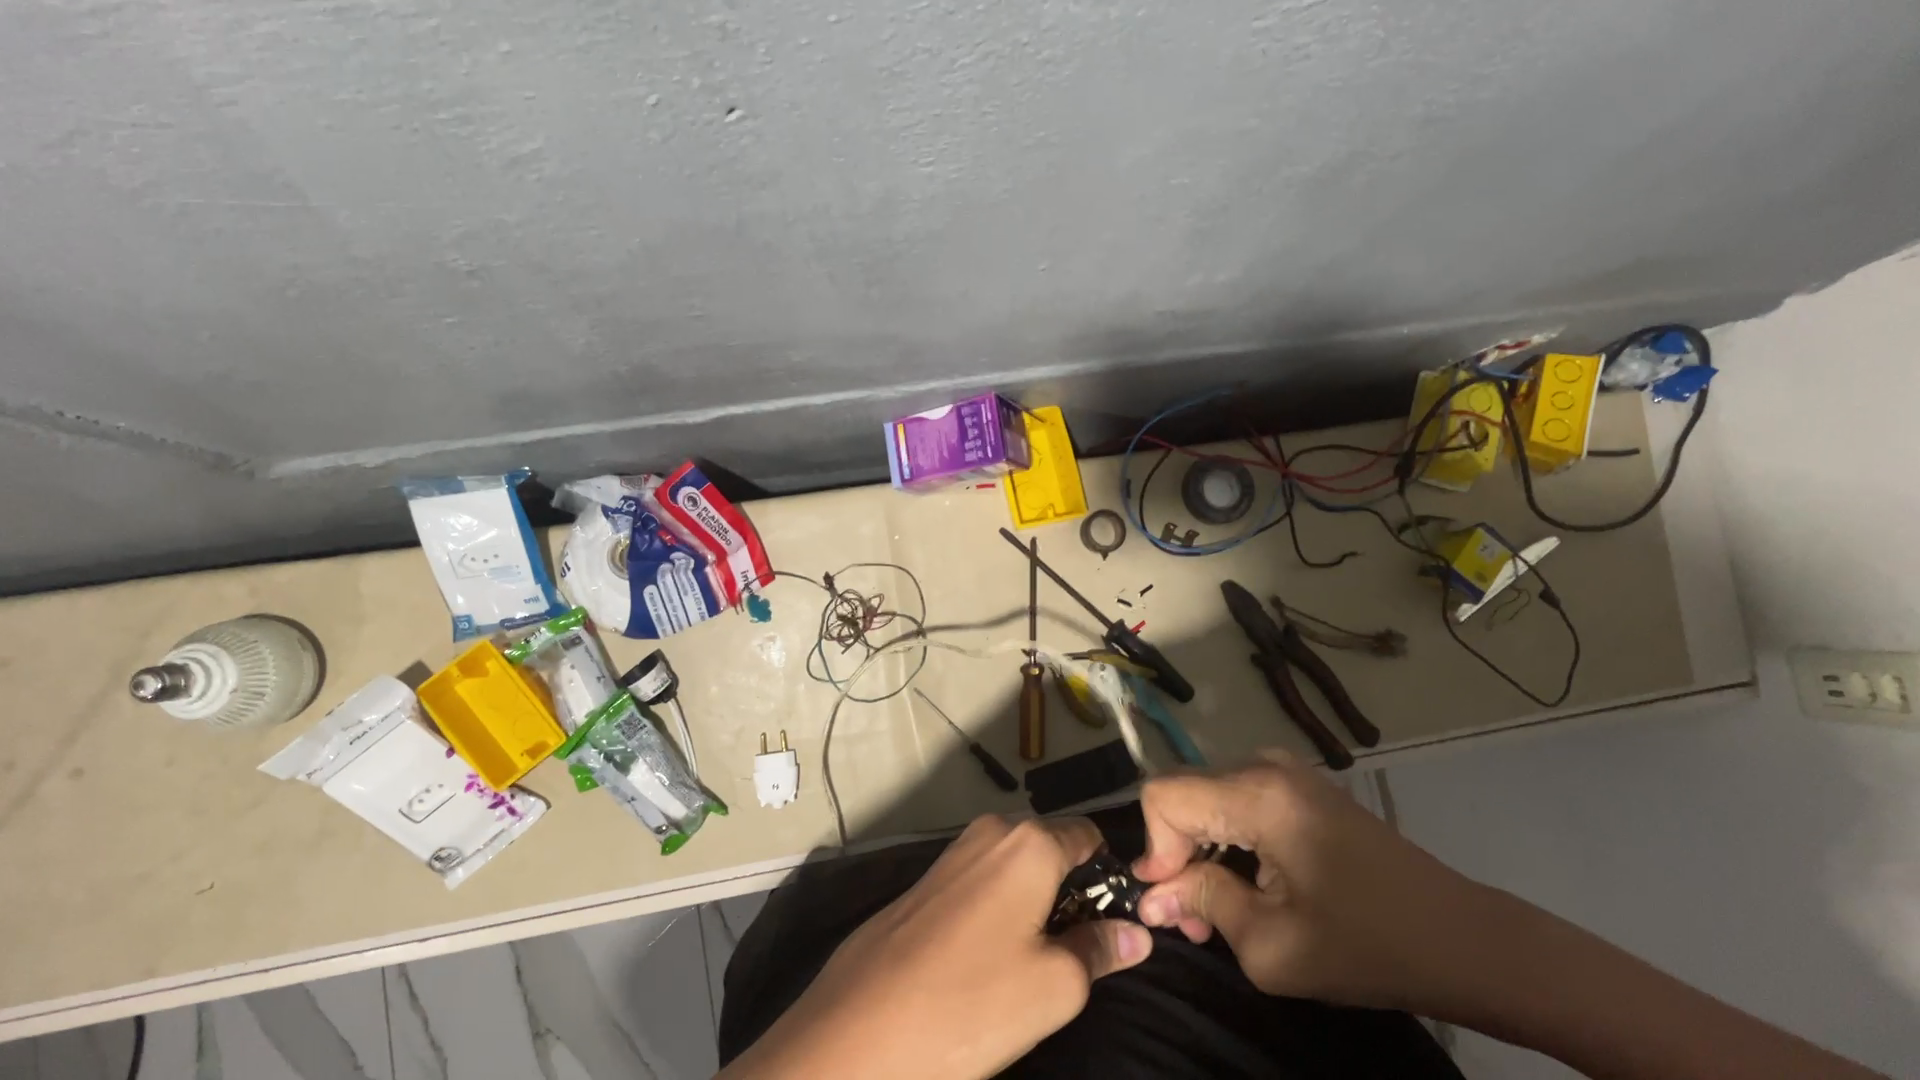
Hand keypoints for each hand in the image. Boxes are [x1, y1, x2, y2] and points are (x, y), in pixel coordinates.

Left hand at [722, 815, 1152, 1079]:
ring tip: (1034, 965)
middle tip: (1080, 953)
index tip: (1118, 925)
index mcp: (1027, 842)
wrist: (858, 1030)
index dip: (1111, 878)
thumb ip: (1101, 950)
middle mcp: (987, 833)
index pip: (1090, 837)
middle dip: (1072, 893)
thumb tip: (1136, 933)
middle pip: (1050, 850)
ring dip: (1034, 907)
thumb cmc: (971, 1001)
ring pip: (1013, 871)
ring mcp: (948, 857)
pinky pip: (979, 886)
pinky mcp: (921, 885)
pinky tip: (988, 964)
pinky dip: (998, 913)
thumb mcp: (1055, 986)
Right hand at [1132, 753, 1493, 1014]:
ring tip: (1219, 909)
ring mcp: (1287, 772)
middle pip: (1182, 793)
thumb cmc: (1367, 947)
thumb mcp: (1271, 945)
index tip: (1172, 901)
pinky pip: (1235, 800)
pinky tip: (1247, 886)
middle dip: (1175, 855)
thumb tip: (1152, 894)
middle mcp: (1266, 766)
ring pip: (1206, 797)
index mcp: (1258, 795)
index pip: (1163, 795)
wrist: (1462, 939)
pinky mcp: (1302, 788)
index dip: (1154, 850)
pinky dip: (1226, 840)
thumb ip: (1202, 903)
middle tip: (1193, 918)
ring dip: (1199, 851)